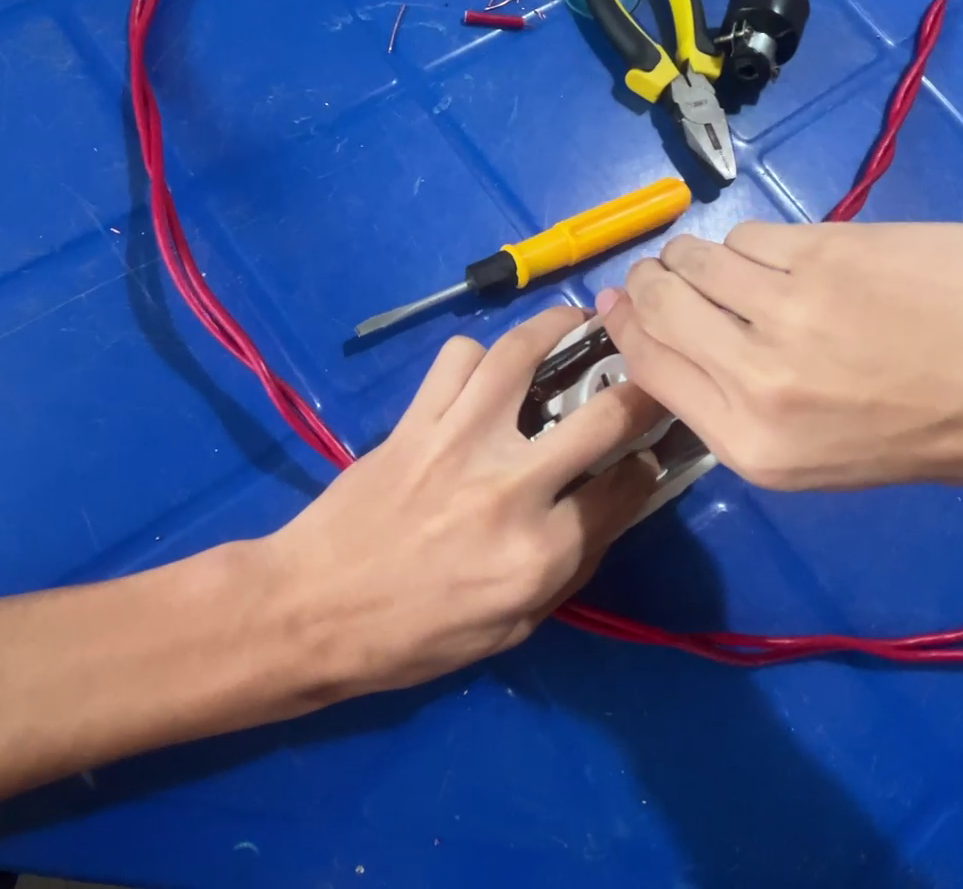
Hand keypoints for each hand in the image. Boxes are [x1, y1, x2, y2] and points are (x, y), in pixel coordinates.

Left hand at [263, 307, 665, 695]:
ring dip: (559, 330)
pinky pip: (457, 359)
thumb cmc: (414, 638)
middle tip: (645, 376)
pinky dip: (480, 356)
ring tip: (576, 323)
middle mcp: (510, 487)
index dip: (650, 465)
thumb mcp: (512, 631)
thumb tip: (610, 507)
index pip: (626, 488)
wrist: (312, 611)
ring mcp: (458, 442)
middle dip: (643, 390)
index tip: (648, 453)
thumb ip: (570, 568)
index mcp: (540, 554)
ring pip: (522, 355)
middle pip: (603, 415)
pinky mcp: (415, 421)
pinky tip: (487, 373)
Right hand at [598, 221, 962, 492]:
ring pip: (697, 258)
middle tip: (674, 274)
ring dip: (711, 258)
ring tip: (757, 271)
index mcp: (752, 447)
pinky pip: (754, 234)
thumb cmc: (953, 433)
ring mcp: (789, 314)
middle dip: (654, 282)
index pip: (646, 363)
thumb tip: (666, 328)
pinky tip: (808, 257)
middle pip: (656, 302)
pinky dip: (765, 243)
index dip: (623, 324)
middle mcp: (754, 382)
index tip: (616, 300)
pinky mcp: (831, 256)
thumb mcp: (823, 453)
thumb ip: (738, 397)